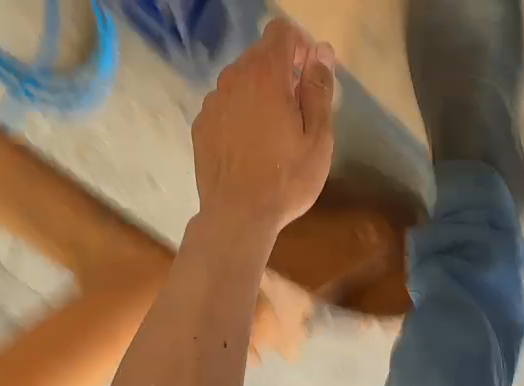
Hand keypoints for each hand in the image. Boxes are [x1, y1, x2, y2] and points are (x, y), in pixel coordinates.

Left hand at [191, 20, 336, 238]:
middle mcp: (233, 77)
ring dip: (259, 96)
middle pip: (260, 56)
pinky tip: (250, 150)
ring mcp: (213, 101)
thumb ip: (319, 89)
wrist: (237, 215)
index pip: (281, 32)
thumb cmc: (286, 180)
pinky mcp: (201, 125)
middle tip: (297, 115)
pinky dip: (240, 117)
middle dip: (281, 74)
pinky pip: (226, 108)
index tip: (310, 77)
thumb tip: (321, 52)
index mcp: (266, 74)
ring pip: (241, 83)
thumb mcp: (317, 138)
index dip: (301, 47)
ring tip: (272, 137)